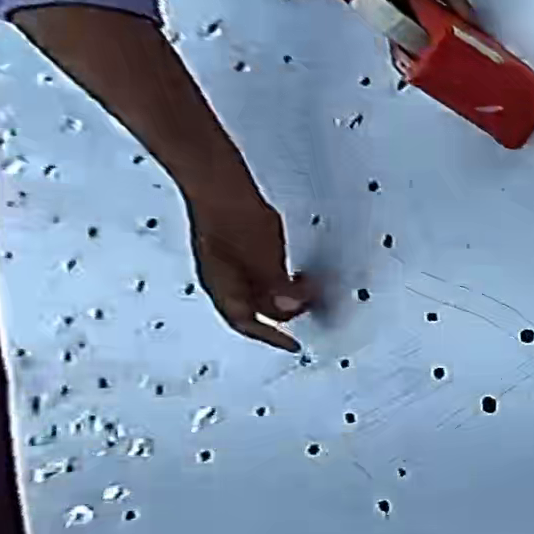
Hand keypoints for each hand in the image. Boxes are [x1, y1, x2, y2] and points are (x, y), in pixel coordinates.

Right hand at [187, 188, 312, 351]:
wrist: (222, 187)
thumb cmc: (235, 218)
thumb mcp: (262, 258)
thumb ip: (276, 286)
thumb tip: (290, 310)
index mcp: (223, 286)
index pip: (246, 323)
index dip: (271, 337)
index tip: (294, 346)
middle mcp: (225, 280)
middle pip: (257, 311)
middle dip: (286, 313)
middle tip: (311, 305)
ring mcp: (233, 266)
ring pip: (263, 294)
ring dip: (288, 297)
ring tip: (308, 288)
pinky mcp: (244, 253)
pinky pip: (267, 278)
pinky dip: (285, 283)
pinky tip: (300, 276)